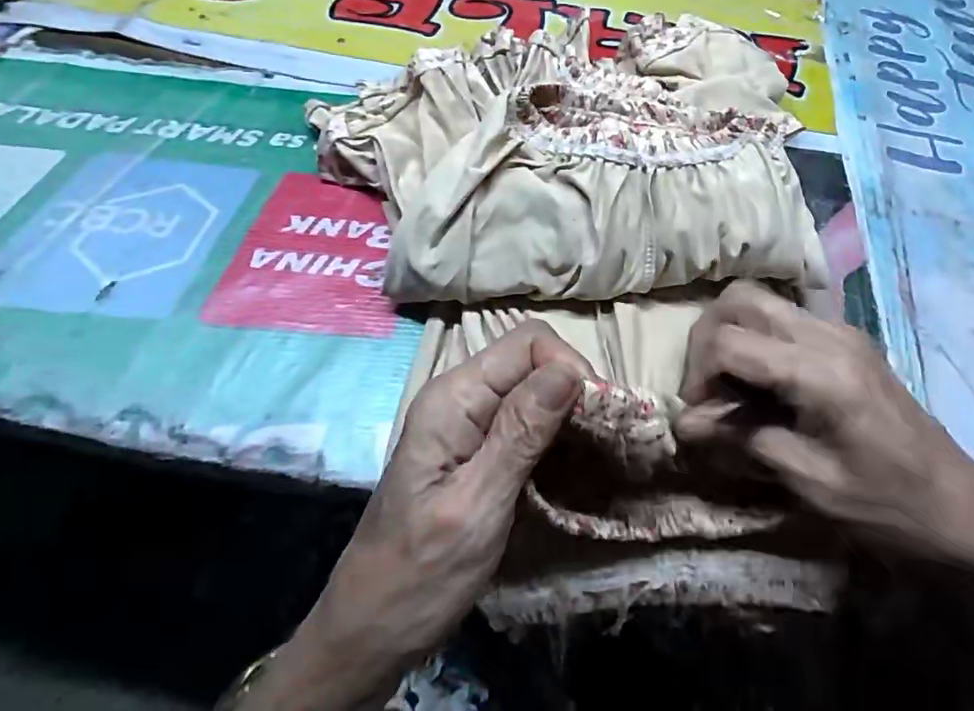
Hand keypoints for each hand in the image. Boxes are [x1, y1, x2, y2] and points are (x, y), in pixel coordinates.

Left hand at [234, 322, 590, 709]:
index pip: (528, 342)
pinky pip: (524, 424)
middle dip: (574, 392)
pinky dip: (553, 440)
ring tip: (595, 458)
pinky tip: (570, 471)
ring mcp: (466, 424)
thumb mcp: (478, 505)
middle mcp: (460, 397)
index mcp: (454, 397)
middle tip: (604, 444)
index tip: (599, 418)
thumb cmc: (420, 574)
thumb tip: (569, 369)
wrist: (370, 630)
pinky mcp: (475, 451)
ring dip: (568, 418)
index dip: (570, 367)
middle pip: (533, 362)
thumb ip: (521, 433)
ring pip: (533, 392)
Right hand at [675, 281, 973, 585]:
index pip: (728, 342)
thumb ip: (742, 440)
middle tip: (706, 390)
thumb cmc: (888, 507)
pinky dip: (755, 339)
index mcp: (821, 371)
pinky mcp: (846, 339)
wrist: (963, 511)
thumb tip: (683, 422)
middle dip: (705, 339)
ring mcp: (840, 330)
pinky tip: (761, 384)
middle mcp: (828, 334)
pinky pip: (783, 317)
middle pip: (739, 299)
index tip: (698, 416)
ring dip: (729, 334)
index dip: (698, 376)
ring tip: (729, 387)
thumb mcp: (809, 481)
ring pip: (758, 300)